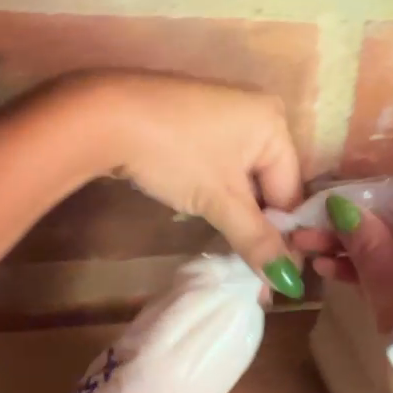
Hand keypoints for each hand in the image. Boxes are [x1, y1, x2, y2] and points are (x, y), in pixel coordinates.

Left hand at [55, 71, 305, 297]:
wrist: (102, 116)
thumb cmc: (174, 153)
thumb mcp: (219, 199)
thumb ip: (255, 239)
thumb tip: (288, 281)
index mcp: (273, 122)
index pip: (290, 190)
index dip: (282, 236)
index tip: (274, 278)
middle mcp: (254, 111)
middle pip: (267, 183)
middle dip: (257, 227)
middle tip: (251, 276)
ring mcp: (221, 113)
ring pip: (240, 177)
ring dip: (235, 215)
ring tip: (228, 255)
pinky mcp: (191, 122)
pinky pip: (217, 165)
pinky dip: (214, 193)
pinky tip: (202, 216)